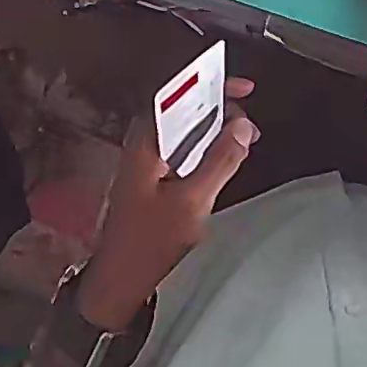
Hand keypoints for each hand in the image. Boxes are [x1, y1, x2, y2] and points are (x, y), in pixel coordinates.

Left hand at [77, 77, 258, 330]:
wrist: (119, 282)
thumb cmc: (149, 243)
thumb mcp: (192, 201)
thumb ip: (220, 160)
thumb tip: (242, 126)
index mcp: (148, 142)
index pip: (179, 94)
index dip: (211, 84)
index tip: (241, 87)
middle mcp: (145, 145)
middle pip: (184, 109)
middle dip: (220, 109)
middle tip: (247, 125)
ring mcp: (149, 161)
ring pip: (186, 130)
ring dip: (216, 129)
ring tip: (244, 140)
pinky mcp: (155, 178)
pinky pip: (184, 149)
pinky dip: (208, 148)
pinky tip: (226, 159)